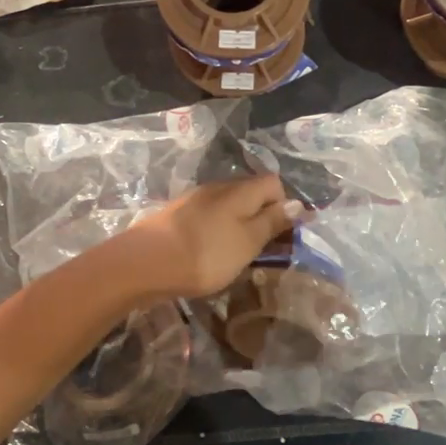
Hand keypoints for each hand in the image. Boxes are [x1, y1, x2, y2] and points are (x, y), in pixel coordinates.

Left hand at [117, 175, 299, 299]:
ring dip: (241, 226)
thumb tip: (299, 203)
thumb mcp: (248, 241)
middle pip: (252, 193)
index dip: (285, 206)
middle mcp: (218, 187)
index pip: (274, 183)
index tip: (286, 237)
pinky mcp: (179, 215)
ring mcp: (196, 199)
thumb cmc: (206, 253)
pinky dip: (220, 232)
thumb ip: (273, 221)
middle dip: (264, 218)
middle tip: (267, 252)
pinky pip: (211, 217)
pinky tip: (213, 254)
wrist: (146, 262)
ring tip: (241, 257)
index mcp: (240, 189)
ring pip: (230, 206)